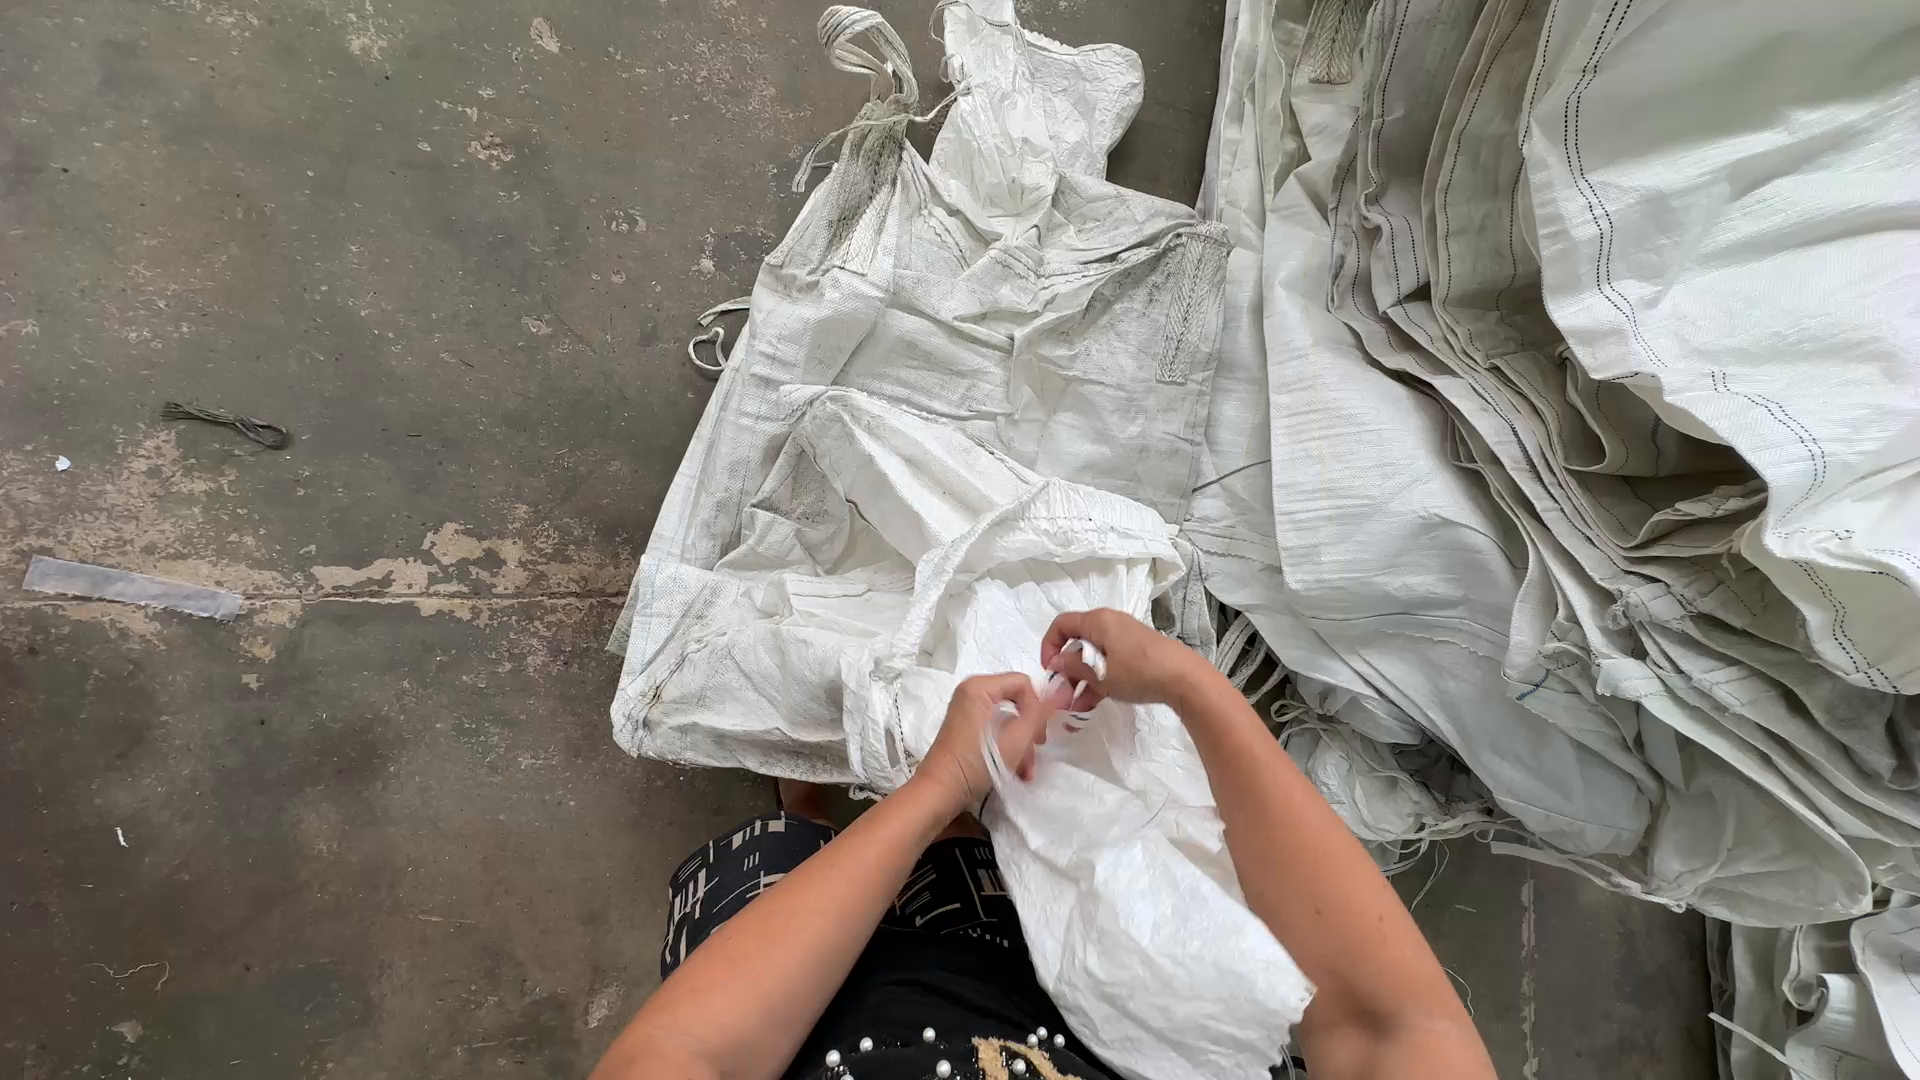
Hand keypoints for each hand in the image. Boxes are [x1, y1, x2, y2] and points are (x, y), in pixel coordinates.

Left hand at [914, 673, 1055, 814]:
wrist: (941, 790)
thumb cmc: (978, 762)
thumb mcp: (1016, 739)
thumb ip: (1040, 714)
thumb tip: (1063, 691)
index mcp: (979, 686)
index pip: (1023, 683)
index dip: (1037, 708)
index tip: (1039, 736)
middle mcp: (972, 691)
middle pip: (1016, 700)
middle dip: (1030, 730)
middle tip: (1035, 752)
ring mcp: (968, 708)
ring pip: (1009, 717)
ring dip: (1022, 744)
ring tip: (1026, 771)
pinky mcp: (967, 725)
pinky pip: (996, 727)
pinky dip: (1008, 746)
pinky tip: (1016, 770)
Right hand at [1041, 608, 1210, 709]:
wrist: (1185, 678)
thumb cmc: (1138, 671)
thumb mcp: (1101, 674)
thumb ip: (1074, 667)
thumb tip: (1056, 662)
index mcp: (1097, 621)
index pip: (1061, 625)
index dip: (1050, 646)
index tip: (1050, 672)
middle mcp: (1109, 624)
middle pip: (1077, 644)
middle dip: (1066, 672)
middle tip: (1062, 697)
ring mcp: (1123, 639)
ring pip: (1092, 658)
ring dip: (1081, 682)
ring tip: (1074, 709)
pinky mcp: (1135, 654)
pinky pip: (1108, 664)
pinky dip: (1098, 681)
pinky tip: (1091, 705)